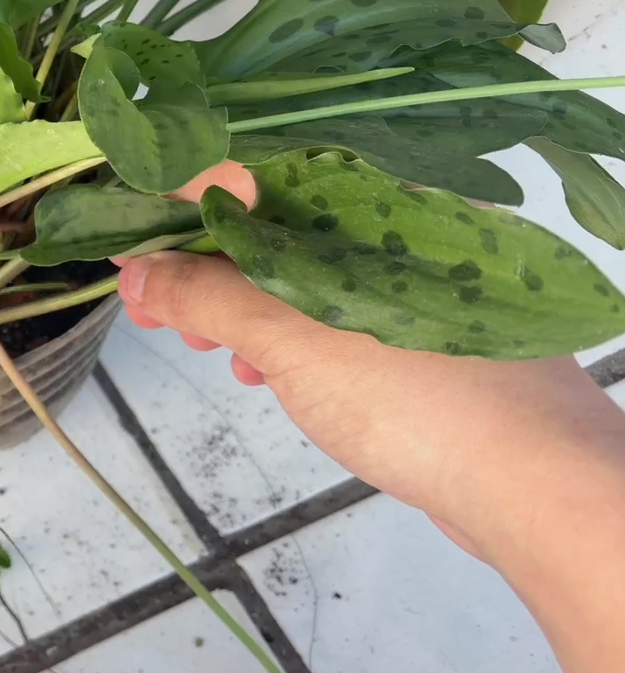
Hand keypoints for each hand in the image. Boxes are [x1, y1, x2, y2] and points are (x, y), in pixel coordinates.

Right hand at [115, 163, 624, 564]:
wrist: (546, 495)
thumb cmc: (416, 398)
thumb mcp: (288, 338)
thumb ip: (201, 296)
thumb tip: (133, 273)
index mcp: (375, 208)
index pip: (251, 178)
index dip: (175, 206)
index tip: (127, 248)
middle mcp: (392, 232)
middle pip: (262, 228)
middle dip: (193, 268)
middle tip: (148, 309)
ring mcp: (404, 283)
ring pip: (285, 273)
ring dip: (225, 305)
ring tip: (197, 346)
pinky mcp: (407, 328)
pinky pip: (319, 310)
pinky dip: (272, 333)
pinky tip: (255, 370)